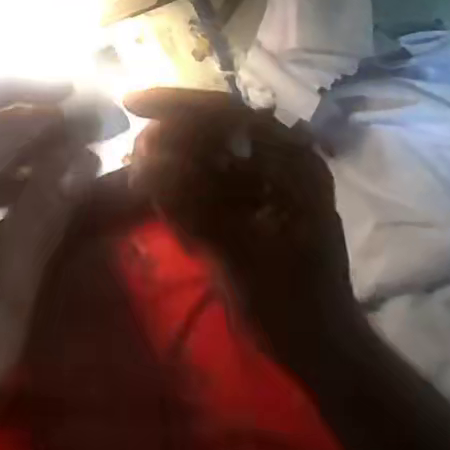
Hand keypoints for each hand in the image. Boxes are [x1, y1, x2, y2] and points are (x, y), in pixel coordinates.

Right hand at [123, 88, 449, 449]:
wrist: (318, 347)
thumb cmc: (291, 300)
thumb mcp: (241, 251)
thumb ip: (193, 204)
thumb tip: (144, 164)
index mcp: (289, 158)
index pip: (225, 112)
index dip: (175, 103)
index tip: (131, 104)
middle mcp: (276, 158)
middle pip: (209, 125)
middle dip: (166, 132)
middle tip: (132, 148)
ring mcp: (259, 180)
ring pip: (201, 149)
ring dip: (166, 156)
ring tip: (137, 170)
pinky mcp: (241, 201)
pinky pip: (200, 176)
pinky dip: (174, 181)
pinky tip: (152, 188)